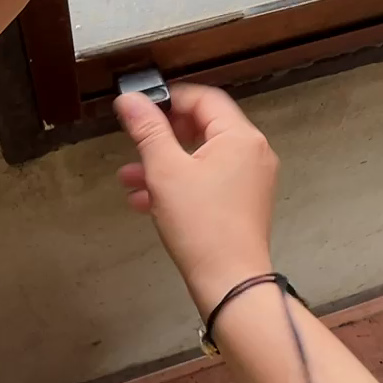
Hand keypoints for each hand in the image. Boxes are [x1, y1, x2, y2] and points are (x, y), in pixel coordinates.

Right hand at [115, 85, 280, 313]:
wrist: (229, 284)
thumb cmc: (202, 226)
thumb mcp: (165, 170)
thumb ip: (147, 129)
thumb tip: (129, 99)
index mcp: (240, 137)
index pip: (204, 98)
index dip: (170, 98)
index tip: (142, 106)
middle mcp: (252, 153)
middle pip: (203, 126)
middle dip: (164, 134)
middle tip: (137, 139)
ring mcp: (250, 180)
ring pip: (201, 157)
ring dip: (165, 162)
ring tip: (131, 176)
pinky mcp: (243, 203)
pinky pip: (208, 180)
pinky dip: (181, 183)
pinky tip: (147, 200)